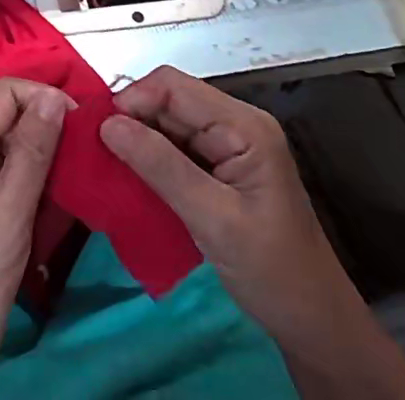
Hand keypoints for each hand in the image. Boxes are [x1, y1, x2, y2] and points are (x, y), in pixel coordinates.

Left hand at [0, 79, 71, 399]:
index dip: (45, 99)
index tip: (81, 128)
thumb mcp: (7, 213)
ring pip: (18, 138)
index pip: (6, 92)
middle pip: (12, 112)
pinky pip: (16, 164)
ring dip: (48, 151)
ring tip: (77, 173)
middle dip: (49, 126)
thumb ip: (32, 152)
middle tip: (84, 154)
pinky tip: (61, 189)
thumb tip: (56, 97)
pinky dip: (40, 172)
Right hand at [100, 66, 404, 399]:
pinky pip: (174, 148)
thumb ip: (161, 167)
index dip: (133, 99)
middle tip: (94, 150)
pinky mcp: (219, 166)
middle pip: (170, 100)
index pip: (175, 87)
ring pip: (168, 123)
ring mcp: (228, 144)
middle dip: (131, 118)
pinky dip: (149, 158)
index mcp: (244, 125)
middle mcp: (236, 123)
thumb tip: (109, 125)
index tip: (98, 131)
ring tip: (104, 164)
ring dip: (136, 139)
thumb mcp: (213, 218)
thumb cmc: (271, 269)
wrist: (310, 317)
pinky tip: (127, 176)